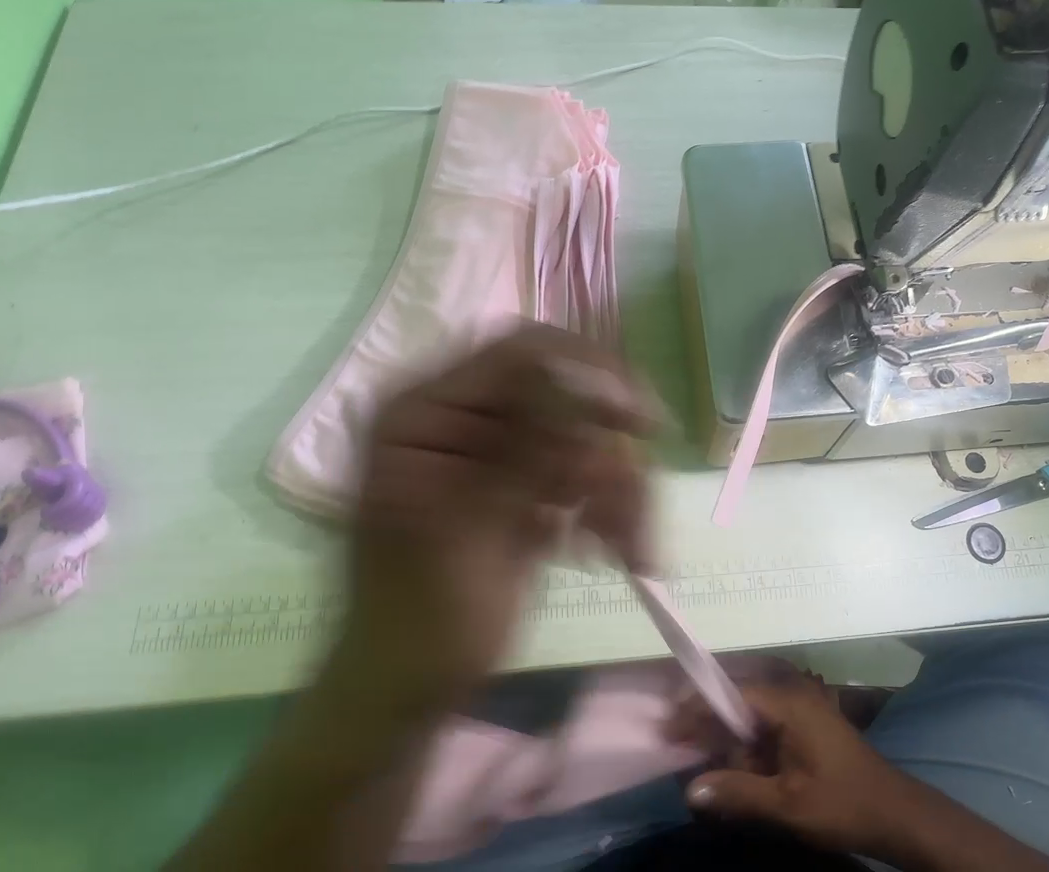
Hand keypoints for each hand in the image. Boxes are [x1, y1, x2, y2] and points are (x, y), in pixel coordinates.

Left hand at [328, 325, 657, 710]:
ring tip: (635, 553)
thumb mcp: (469, 538)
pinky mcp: (527, 484)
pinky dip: (614, 510)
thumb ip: (522, 460)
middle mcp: (463, 417)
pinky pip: (591, 474)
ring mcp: (498, 451)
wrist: (408, 692)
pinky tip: (619, 553)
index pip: (519, 355)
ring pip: (589, 438)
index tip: (640, 425)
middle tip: (638, 509)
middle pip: (567, 395)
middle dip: (610, 454)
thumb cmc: (419, 625)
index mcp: (425, 413)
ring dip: (621, 492)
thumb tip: (585, 396)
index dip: (588, 375)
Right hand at [672, 681, 922, 859]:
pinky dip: (749, 753)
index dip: (697, 709)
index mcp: (788, 704)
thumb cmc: (843, 803)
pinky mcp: (807, 731)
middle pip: (738, 706)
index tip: (668, 726)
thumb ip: (737, 793)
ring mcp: (802, 714)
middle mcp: (793, 698)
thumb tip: (690, 790)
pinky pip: (766, 733)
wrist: (897, 815)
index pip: (731, 694)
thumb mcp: (787, 804)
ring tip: (710, 776)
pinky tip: (739, 779)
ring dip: (731, 748)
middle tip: (681, 752)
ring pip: (751, 722)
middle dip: (710, 730)